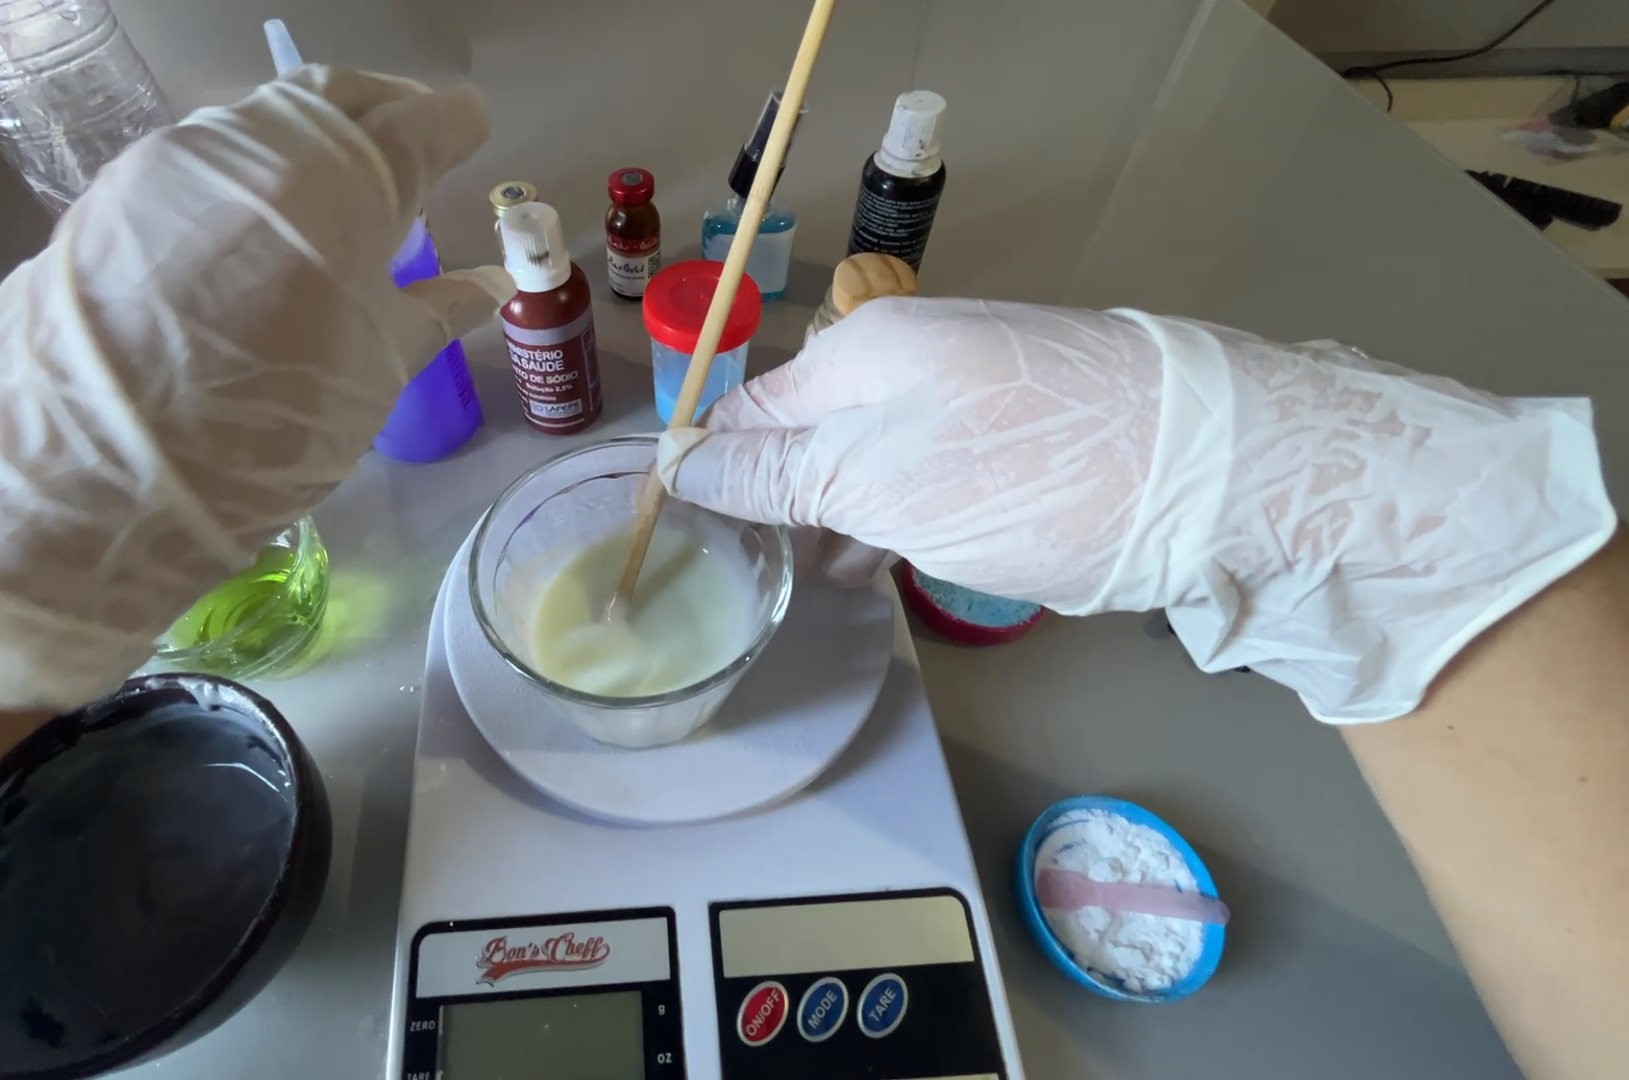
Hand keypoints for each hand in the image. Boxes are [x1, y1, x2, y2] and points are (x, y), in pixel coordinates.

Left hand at [0, 66, 515, 710]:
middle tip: (416, 133)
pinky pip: (213, 154)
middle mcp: (255, 147)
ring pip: (265, 118)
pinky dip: (262, 166)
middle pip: (332, 97)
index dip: (451, 121)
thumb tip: (490, 286)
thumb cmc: (280, 416)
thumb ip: (438, 311)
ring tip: (349, 181)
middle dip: (384, 106)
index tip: (474, 120)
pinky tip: (275, 217)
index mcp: (339, 188)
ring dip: (318, 135)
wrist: (111, 469)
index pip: (411, 128)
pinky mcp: (123, 191)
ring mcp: (178, 161)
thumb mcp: (380, 368)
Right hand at [661, 297, 1163, 609]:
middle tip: (760, 573)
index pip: (747, 413)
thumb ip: (775, 474)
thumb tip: (679, 465)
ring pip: (856, 463)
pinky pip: (912, 479)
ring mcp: (955, 404)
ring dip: (830, 519)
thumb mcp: (877, 480)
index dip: (711, 472)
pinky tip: (881, 563)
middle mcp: (901, 367)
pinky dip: (886, 521)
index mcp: (857, 359)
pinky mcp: (1001, 444)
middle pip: (800, 437)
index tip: (694, 537)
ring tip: (822, 578)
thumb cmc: (1026, 476)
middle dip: (772, 502)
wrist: (1225, 476)